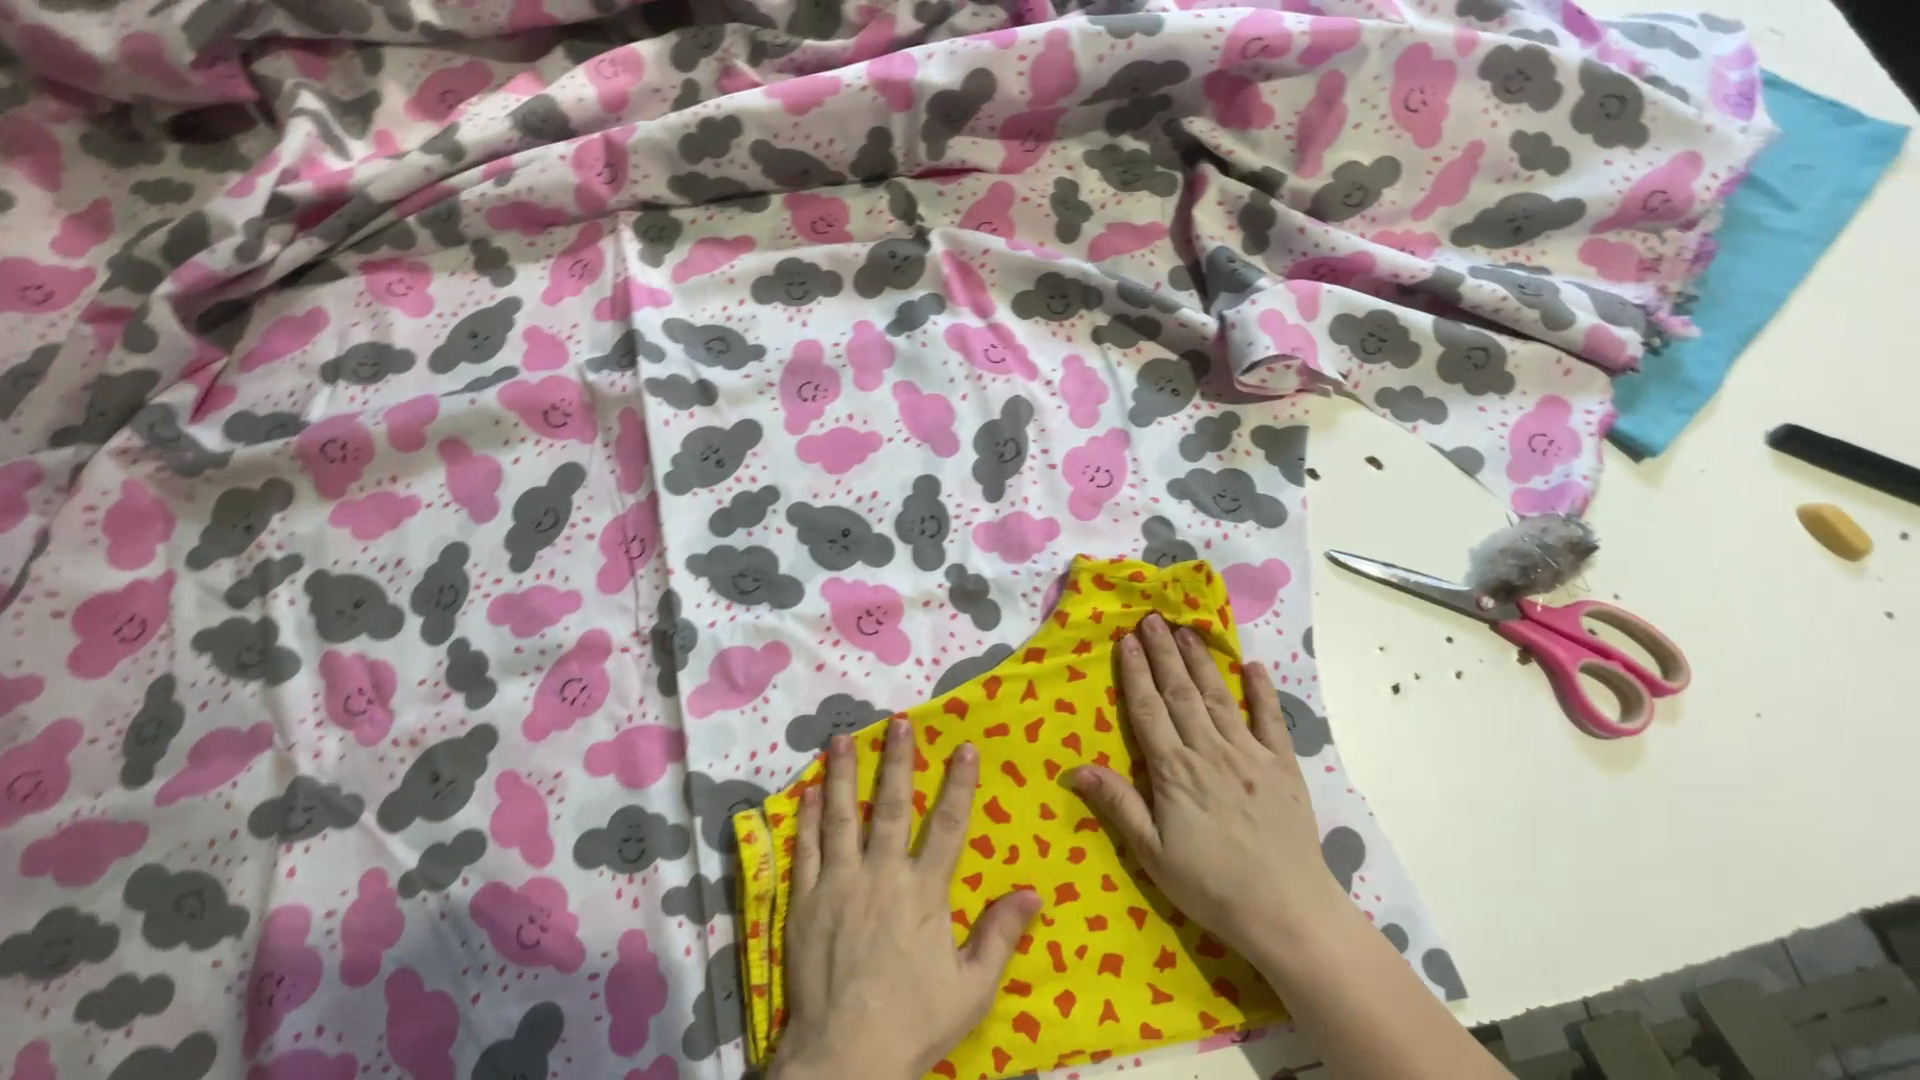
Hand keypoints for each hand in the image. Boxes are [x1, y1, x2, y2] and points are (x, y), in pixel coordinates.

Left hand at [770, 719, 1042, 1079]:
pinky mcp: (805, 902)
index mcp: (924, 892)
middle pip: (892, 807)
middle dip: (899, 761)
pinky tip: (808, 792)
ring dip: (844, 775)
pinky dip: (807, 819)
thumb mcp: (972, 987)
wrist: (845, 1056)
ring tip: (842, 738)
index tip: (966, 747)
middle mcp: (881, 876)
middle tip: (899, 723)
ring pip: (841, 817)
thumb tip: (1032, 893)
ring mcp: (838, 885)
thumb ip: (1000, 935)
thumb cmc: (914, 1020)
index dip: (960, 784)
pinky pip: (805, 850)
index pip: (949, 826)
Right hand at [1071, 613, 1346, 971]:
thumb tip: (1075, 769)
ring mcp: (1249, 754)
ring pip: (1219, 697)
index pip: (1148, 711)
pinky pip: (1270, 719)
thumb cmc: (1210, 886)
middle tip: (1151, 619)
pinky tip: (1254, 667)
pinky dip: (1262, 691)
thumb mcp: (1152, 853)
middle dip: (1164, 653)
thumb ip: (1118, 805)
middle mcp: (1209, 751)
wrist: (1285, 908)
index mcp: (1174, 772)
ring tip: (1187, 630)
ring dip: (1201, 662)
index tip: (1127, 640)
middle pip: (1181, 693)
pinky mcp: (1282, 765)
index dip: (1136, 673)